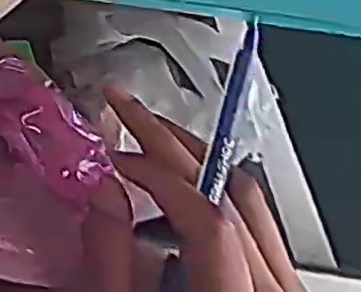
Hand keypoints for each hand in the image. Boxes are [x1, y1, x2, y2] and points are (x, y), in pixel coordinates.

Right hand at [78, 87, 302, 291]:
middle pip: (227, 191)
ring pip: (248, 198)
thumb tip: (104, 185)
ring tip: (149, 131)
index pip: (205, 215)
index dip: (156, 170)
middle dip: (167, 137)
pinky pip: (257, 222)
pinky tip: (180, 180)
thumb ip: (110, 256)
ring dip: (192, 155)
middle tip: (123, 103)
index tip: (115, 153)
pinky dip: (213, 188)